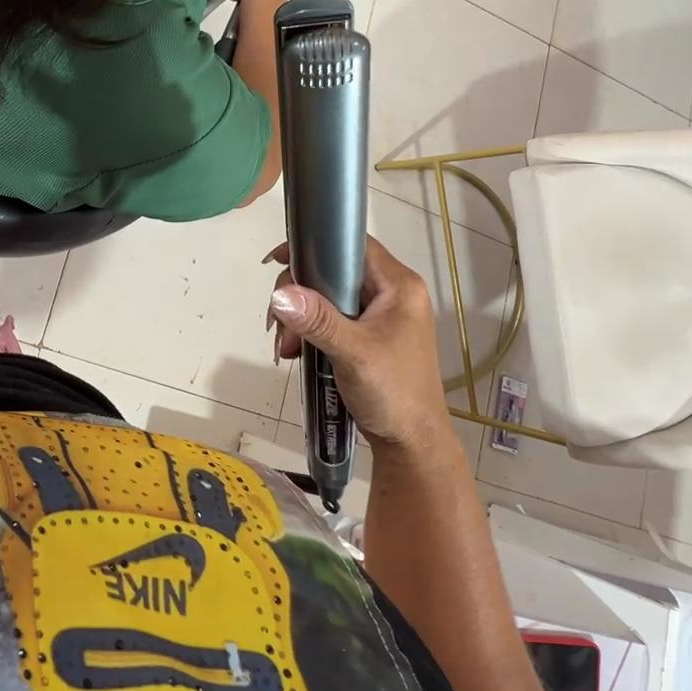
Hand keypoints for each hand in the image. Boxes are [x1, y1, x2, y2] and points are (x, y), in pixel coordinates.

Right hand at [266, 238, 452, 452]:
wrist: (412, 446)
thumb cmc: (393, 394)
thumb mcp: (353, 354)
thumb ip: (317, 320)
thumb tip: (279, 293)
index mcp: (399, 286)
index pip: (352, 244)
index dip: (315, 245)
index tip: (280, 261)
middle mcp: (391, 294)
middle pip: (333, 271)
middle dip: (299, 295)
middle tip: (279, 324)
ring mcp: (380, 316)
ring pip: (327, 297)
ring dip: (300, 317)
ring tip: (285, 347)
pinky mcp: (368, 336)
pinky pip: (330, 319)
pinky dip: (309, 331)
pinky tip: (295, 351)